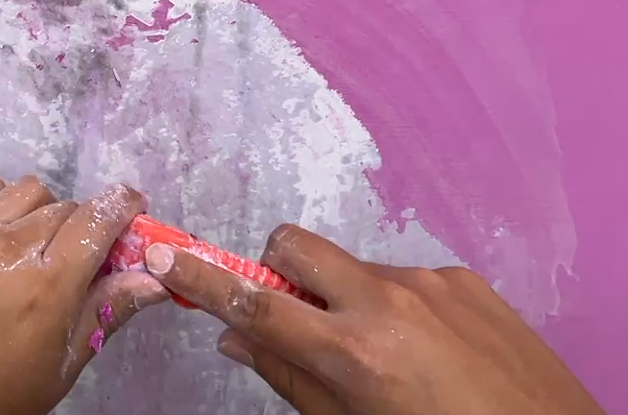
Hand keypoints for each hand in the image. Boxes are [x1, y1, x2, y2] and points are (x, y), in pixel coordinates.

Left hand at [0, 172, 168, 414]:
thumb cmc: (0, 392)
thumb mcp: (63, 364)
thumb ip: (108, 310)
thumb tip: (156, 279)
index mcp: (46, 286)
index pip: (95, 220)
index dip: (121, 205)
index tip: (133, 205)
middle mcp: (9, 247)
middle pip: (65, 206)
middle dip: (82, 223)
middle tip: (78, 251)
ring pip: (25, 188)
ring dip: (42, 208)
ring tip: (35, 240)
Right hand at [144, 226, 604, 414]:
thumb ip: (291, 383)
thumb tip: (234, 334)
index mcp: (356, 356)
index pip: (254, 303)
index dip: (202, 277)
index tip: (162, 253)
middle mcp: (385, 301)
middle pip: (292, 244)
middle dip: (279, 269)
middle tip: (302, 314)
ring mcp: (429, 282)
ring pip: (350, 267)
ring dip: (347, 298)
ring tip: (397, 356)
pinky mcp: (465, 278)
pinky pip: (405, 277)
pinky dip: (400, 306)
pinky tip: (440, 354)